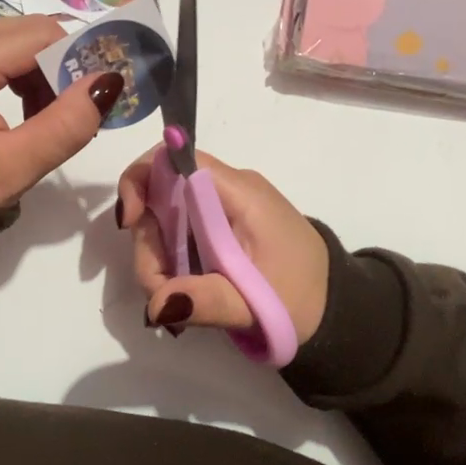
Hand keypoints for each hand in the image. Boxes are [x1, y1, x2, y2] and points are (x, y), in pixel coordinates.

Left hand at [0, 16, 125, 206]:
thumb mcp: (15, 166)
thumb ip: (65, 124)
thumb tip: (108, 81)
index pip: (38, 35)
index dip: (77, 58)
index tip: (99, 95)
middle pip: (24, 32)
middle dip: (59, 66)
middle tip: (76, 111)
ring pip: (9, 41)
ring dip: (39, 72)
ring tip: (49, 118)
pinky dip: (16, 75)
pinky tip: (25, 112)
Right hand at [116, 149, 328, 343]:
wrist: (335, 305)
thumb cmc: (300, 297)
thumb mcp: (255, 306)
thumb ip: (206, 302)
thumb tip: (156, 304)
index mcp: (238, 193)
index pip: (173, 158)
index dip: (140, 181)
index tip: (130, 224)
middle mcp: (224, 190)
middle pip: (159, 197)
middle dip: (148, 245)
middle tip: (161, 292)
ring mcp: (218, 207)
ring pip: (162, 219)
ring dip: (157, 260)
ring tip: (176, 300)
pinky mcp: (215, 224)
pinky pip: (176, 231)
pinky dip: (169, 260)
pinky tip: (182, 291)